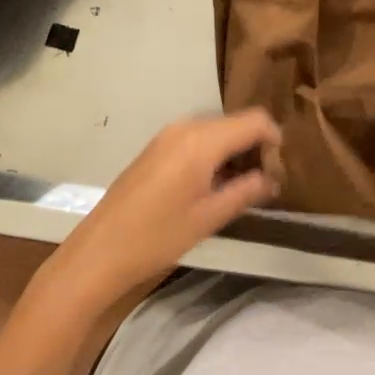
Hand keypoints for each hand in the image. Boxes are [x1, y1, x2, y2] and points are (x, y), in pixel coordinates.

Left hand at [51, 109, 280, 289]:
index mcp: (202, 139)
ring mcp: (168, 134)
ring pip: (218, 130)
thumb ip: (247, 191)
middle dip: (255, 148)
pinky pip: (198, 138)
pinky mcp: (157, 147)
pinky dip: (214, 154)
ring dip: (235, 152)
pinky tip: (211, 186)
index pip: (256, 121)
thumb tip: (272, 179)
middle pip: (237, 123)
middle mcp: (187, 126)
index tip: (277, 172)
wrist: (97, 254)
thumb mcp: (209, 218)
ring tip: (238, 188)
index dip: (274, 141)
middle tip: (262, 184)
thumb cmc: (157, 237)